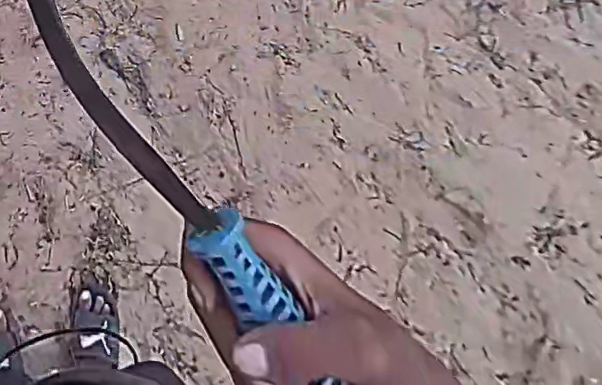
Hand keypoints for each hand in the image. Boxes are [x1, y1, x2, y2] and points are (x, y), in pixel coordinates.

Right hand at [181, 219, 458, 384]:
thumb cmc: (404, 367)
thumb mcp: (359, 345)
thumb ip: (302, 342)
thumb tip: (245, 348)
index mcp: (292, 266)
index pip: (236, 232)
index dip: (210, 240)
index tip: (197, 262)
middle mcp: (275, 294)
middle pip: (219, 285)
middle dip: (223, 312)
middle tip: (252, 346)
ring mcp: (271, 332)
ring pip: (226, 332)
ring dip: (243, 353)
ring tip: (288, 375)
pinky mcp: (271, 367)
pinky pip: (241, 366)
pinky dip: (251, 375)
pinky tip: (285, 382)